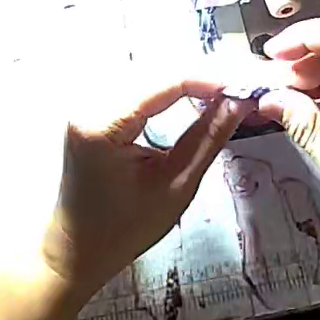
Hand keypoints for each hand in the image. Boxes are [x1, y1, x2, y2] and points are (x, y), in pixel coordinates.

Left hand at [42, 80, 251, 294]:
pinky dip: (161, 87)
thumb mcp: (175, 186)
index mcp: (101, 124)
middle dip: (195, 76)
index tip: (242, 88)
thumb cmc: (125, 228)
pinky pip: (130, 85)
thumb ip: (207, 139)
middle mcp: (87, 104)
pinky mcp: (89, 110)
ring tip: (217, 92)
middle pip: (151, 71)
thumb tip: (237, 102)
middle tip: (235, 90)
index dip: (206, 80)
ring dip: (179, 78)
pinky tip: (186, 95)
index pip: (162, 83)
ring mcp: (84, 104)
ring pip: (141, 72)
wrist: (77, 249)